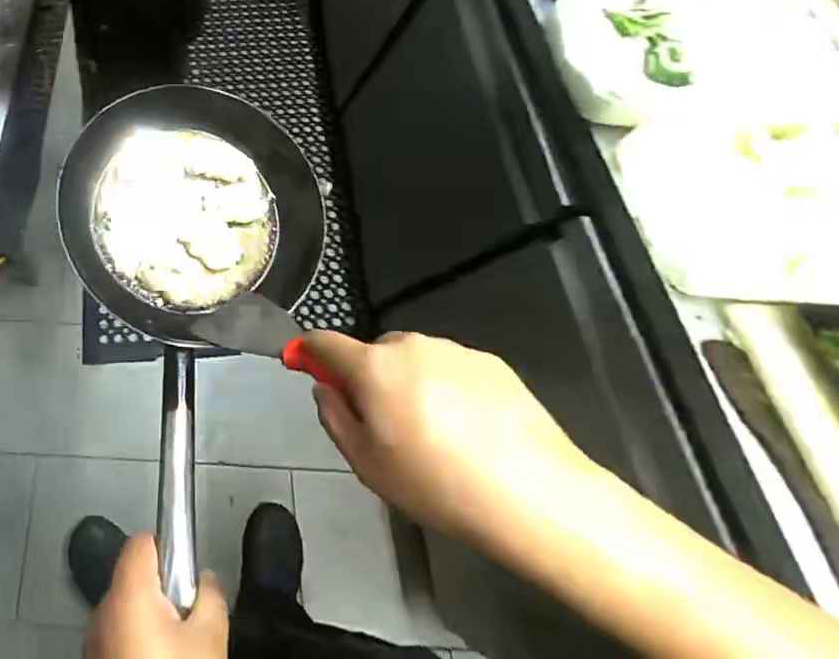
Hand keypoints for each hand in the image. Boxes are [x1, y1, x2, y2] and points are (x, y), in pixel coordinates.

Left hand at [85, 533, 225, 658]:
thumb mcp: (208, 640)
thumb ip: (210, 597)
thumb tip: (206, 580)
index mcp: (127, 591)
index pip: (143, 541)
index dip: (169, 548)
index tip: (187, 573)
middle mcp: (103, 609)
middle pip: (134, 576)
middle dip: (163, 590)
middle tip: (189, 619)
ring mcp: (94, 639)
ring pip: (127, 609)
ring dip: (151, 619)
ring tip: (177, 651)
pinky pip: (118, 635)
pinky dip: (137, 642)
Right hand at [303, 330, 596, 547]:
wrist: (536, 495)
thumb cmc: (437, 484)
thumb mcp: (367, 464)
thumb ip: (334, 417)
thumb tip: (326, 388)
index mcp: (372, 367)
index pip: (324, 341)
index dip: (307, 351)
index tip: (302, 362)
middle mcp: (409, 346)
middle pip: (372, 352)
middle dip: (369, 377)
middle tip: (386, 424)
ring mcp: (453, 351)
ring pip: (413, 360)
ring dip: (410, 382)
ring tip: (437, 434)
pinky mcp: (491, 363)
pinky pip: (451, 369)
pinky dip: (448, 388)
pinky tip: (471, 430)